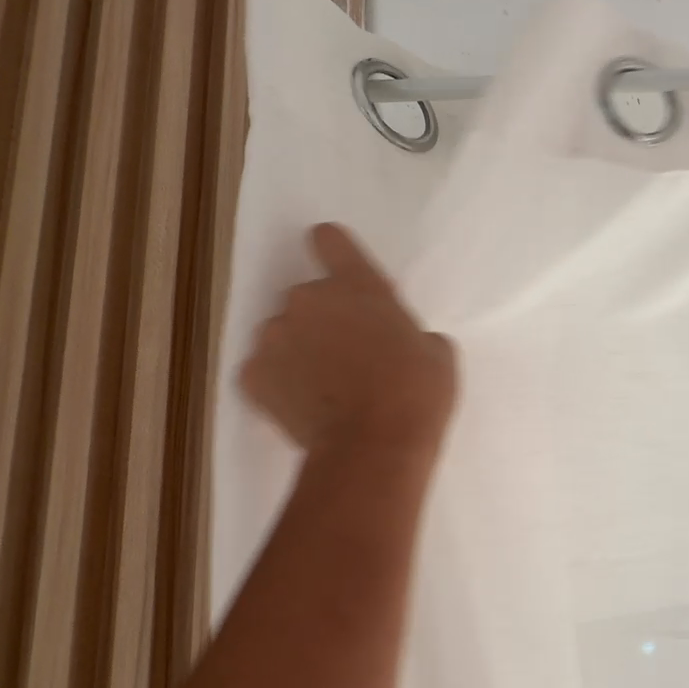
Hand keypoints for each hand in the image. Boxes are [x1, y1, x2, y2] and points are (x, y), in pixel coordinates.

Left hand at [241, 224, 456, 454]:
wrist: (374, 447)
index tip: (343, 272)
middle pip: (310, 296)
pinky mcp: (251, 376)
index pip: (329, 240)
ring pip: (286, 333)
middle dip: (328, 319)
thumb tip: (394, 341)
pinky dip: (284, 383)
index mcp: (356, 287)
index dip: (335, 252)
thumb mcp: (436, 353)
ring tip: (331, 387)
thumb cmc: (417, 394)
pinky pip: (268, 370)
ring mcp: (272, 337)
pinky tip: (310, 406)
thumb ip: (408, 332)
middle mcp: (306, 300)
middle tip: (355, 356)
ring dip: (304, 349)